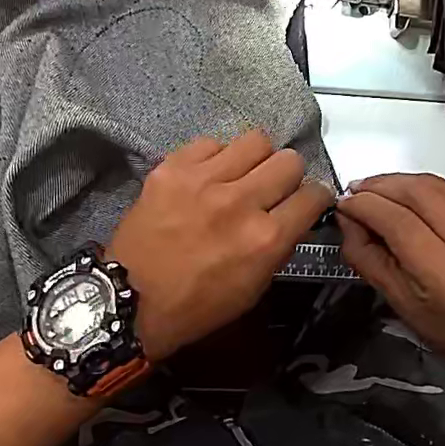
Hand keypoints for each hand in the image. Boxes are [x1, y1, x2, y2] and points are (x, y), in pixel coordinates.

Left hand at [110, 131, 333, 358]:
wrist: (130, 297)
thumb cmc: (196, 304)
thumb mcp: (252, 287)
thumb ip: (277, 245)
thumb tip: (291, 214)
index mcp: (266, 239)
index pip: (313, 195)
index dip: (314, 197)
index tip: (305, 200)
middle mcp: (240, 202)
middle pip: (288, 160)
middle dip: (287, 174)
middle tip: (271, 187)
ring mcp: (204, 180)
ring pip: (255, 140)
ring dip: (254, 158)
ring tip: (240, 174)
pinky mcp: (173, 167)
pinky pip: (210, 142)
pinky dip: (214, 157)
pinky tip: (205, 175)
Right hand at [336, 174, 444, 376]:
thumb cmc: (440, 324)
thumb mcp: (391, 296)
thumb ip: (363, 251)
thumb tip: (346, 213)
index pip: (400, 223)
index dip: (366, 205)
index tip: (344, 202)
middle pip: (418, 194)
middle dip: (379, 186)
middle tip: (355, 192)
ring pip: (432, 185)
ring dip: (396, 181)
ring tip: (373, 191)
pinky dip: (416, 185)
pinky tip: (401, 195)